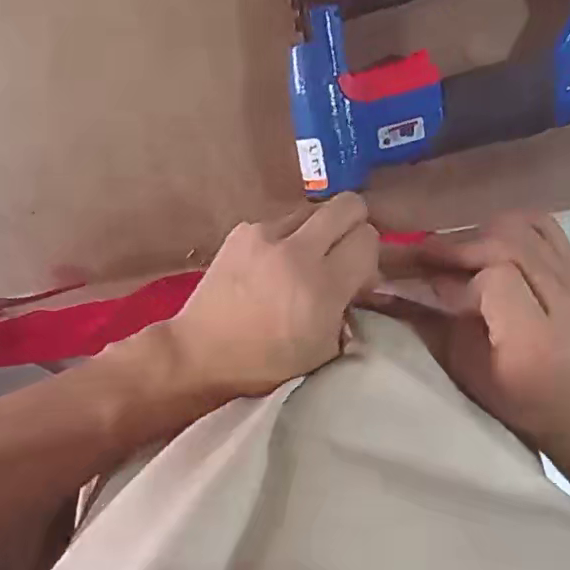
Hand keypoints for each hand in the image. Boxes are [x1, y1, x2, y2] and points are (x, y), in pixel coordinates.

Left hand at [159, 193, 379, 397]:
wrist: (201, 353)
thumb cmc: (265, 363)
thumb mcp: (323, 350)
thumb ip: (349, 309)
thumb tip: (361, 281)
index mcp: (321, 285)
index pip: (368, 239)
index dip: (368, 258)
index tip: (357, 279)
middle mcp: (295, 251)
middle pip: (348, 205)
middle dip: (352, 227)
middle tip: (341, 255)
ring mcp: (264, 235)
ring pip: (312, 210)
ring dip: (317, 232)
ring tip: (302, 263)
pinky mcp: (240, 232)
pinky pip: (279, 221)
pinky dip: (284, 239)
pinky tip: (271, 266)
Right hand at [399, 212, 569, 448]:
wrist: (567, 401)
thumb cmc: (505, 393)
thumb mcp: (461, 367)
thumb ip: (435, 322)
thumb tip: (399, 283)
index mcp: (531, 336)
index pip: (494, 276)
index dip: (455, 272)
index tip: (424, 277)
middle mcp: (563, 300)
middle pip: (509, 243)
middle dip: (460, 245)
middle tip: (424, 255)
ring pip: (525, 227)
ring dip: (482, 232)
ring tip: (456, 251)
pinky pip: (543, 227)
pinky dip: (509, 228)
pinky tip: (486, 243)